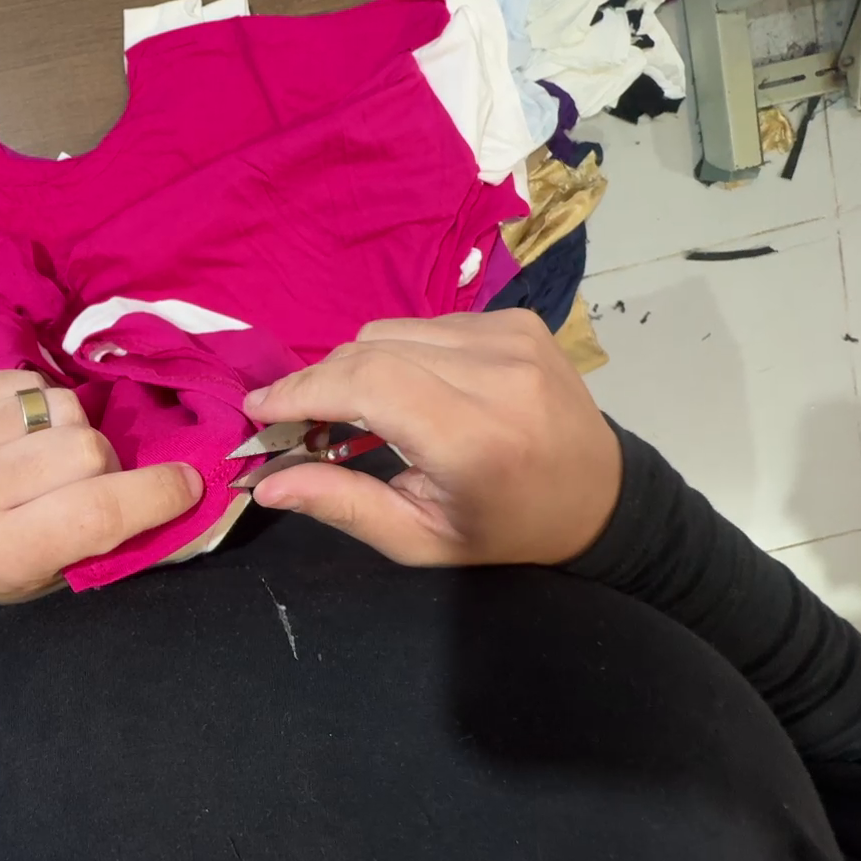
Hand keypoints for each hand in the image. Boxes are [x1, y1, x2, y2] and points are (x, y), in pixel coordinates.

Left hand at [0, 370, 203, 602]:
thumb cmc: (24, 565)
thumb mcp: (70, 570)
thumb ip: (121, 532)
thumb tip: (187, 479)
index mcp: (1, 553)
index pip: (94, 513)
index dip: (154, 494)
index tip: (189, 483)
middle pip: (84, 445)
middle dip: (105, 461)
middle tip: (89, 480)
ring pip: (59, 403)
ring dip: (71, 427)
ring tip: (48, 455)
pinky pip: (28, 380)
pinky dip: (39, 402)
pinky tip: (22, 434)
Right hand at [242, 310, 620, 565]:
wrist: (600, 500)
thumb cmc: (501, 530)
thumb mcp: (418, 539)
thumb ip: (341, 505)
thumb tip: (265, 484)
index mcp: (474, 438)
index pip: (366, 384)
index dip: (301, 390)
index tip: (260, 410)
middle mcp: (496, 373)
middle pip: (367, 352)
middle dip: (315, 383)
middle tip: (292, 420)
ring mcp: (510, 338)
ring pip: (386, 332)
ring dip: (353, 368)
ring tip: (354, 409)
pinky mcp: (515, 321)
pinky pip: (420, 325)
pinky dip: (393, 354)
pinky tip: (406, 388)